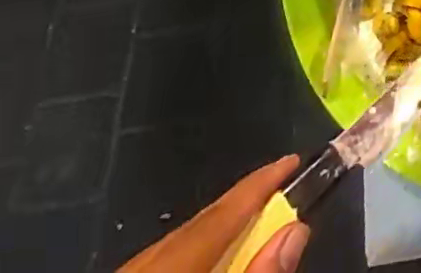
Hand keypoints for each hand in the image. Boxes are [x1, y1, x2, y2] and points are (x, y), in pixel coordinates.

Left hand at [118, 155, 307, 272]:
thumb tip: (296, 230)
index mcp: (171, 264)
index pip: (222, 212)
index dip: (261, 182)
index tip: (293, 159)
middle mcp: (141, 262)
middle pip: (197, 223)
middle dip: (241, 203)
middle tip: (282, 187)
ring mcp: (125, 272)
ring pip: (173, 241)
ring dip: (216, 228)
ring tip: (251, 221)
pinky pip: (157, 259)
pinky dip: (189, 250)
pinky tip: (205, 258)